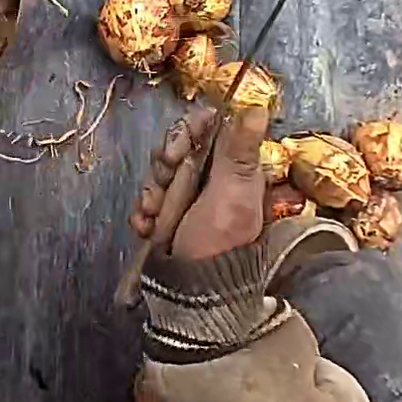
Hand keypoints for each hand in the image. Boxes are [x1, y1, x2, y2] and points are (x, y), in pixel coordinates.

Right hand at [131, 106, 268, 260]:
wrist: (196, 295)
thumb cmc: (221, 241)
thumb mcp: (234, 194)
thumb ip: (240, 151)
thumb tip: (259, 107)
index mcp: (230, 164)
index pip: (202, 126)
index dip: (185, 132)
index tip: (177, 151)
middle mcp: (208, 174)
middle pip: (174, 145)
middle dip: (164, 166)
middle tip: (166, 184)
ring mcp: (185, 194)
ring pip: (157, 171)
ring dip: (151, 192)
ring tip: (153, 215)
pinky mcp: (165, 213)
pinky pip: (145, 198)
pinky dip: (142, 213)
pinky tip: (146, 227)